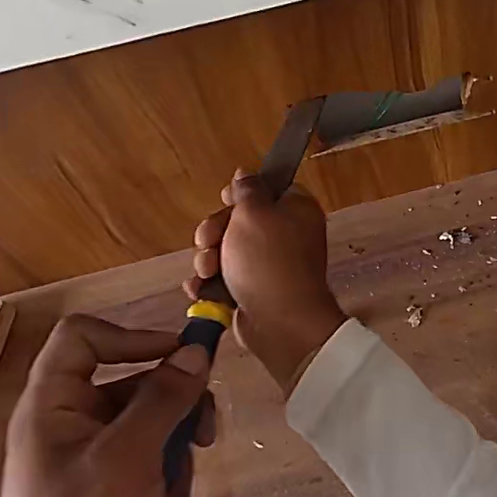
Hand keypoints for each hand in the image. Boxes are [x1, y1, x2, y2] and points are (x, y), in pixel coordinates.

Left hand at [0, 315, 213, 496]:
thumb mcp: (129, 458)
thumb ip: (164, 398)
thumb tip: (196, 350)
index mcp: (52, 407)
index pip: (83, 338)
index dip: (132, 335)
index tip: (183, 352)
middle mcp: (70, 425)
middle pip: (132, 383)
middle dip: (174, 407)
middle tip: (206, 432)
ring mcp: (92, 460)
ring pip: (152, 424)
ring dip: (174, 455)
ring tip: (171, 494)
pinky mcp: (113, 491)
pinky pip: (152, 462)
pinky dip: (165, 485)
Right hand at [186, 171, 347, 389]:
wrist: (279, 323)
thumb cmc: (268, 260)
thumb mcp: (254, 213)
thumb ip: (247, 190)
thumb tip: (246, 173)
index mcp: (295, 209)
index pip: (267, 188)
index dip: (242, 193)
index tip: (226, 200)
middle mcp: (285, 235)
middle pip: (238, 220)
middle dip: (215, 231)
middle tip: (208, 241)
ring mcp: (268, 265)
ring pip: (225, 250)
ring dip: (208, 259)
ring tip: (208, 271)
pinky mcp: (252, 290)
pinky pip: (223, 278)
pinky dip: (210, 283)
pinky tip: (201, 289)